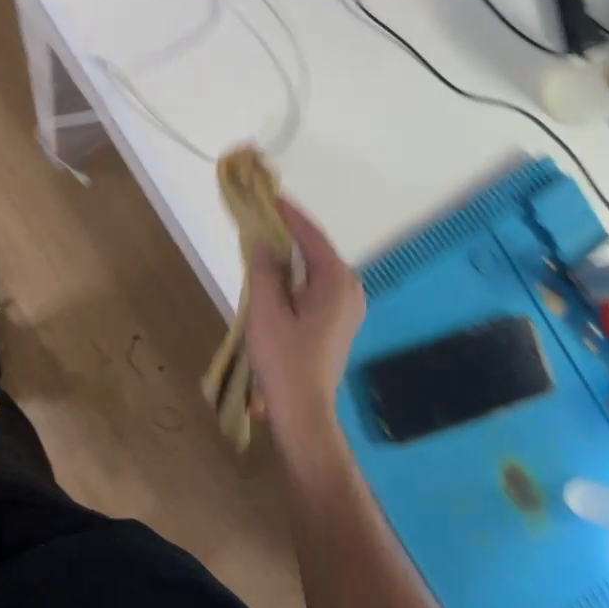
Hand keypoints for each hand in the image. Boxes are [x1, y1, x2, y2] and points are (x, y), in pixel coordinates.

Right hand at [245, 200, 365, 453]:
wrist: (303, 412)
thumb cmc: (284, 361)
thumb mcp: (265, 312)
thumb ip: (264, 270)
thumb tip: (264, 240)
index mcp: (337, 281)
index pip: (310, 235)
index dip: (287, 214)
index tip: (266, 195)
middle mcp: (350, 288)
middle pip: (314, 250)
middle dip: (287, 234)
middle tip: (258, 218)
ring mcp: (348, 307)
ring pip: (314, 270)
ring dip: (289, 258)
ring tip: (260, 244)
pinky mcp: (339, 323)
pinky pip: (316, 288)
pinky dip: (295, 278)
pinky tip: (274, 280)